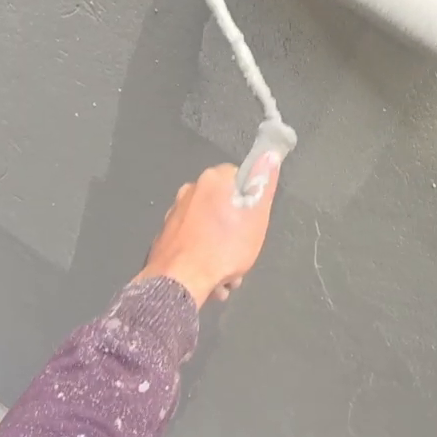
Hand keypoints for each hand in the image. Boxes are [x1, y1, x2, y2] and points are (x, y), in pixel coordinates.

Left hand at [135, 154, 280, 304]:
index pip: (240, 177)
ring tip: (227, 273)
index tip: (254, 221)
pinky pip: (193, 241)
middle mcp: (190, 190)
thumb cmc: (221, 249)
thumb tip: (270, 154)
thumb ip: (264, 183)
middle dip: (236, 229)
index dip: (251, 200)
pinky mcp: (166, 235)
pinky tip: (211, 277)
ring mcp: (175, 213)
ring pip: (209, 227)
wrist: (179, 282)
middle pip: (224, 205)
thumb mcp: (256, 216)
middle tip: (242, 251)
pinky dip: (203, 255)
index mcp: (212, 179)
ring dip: (221, 248)